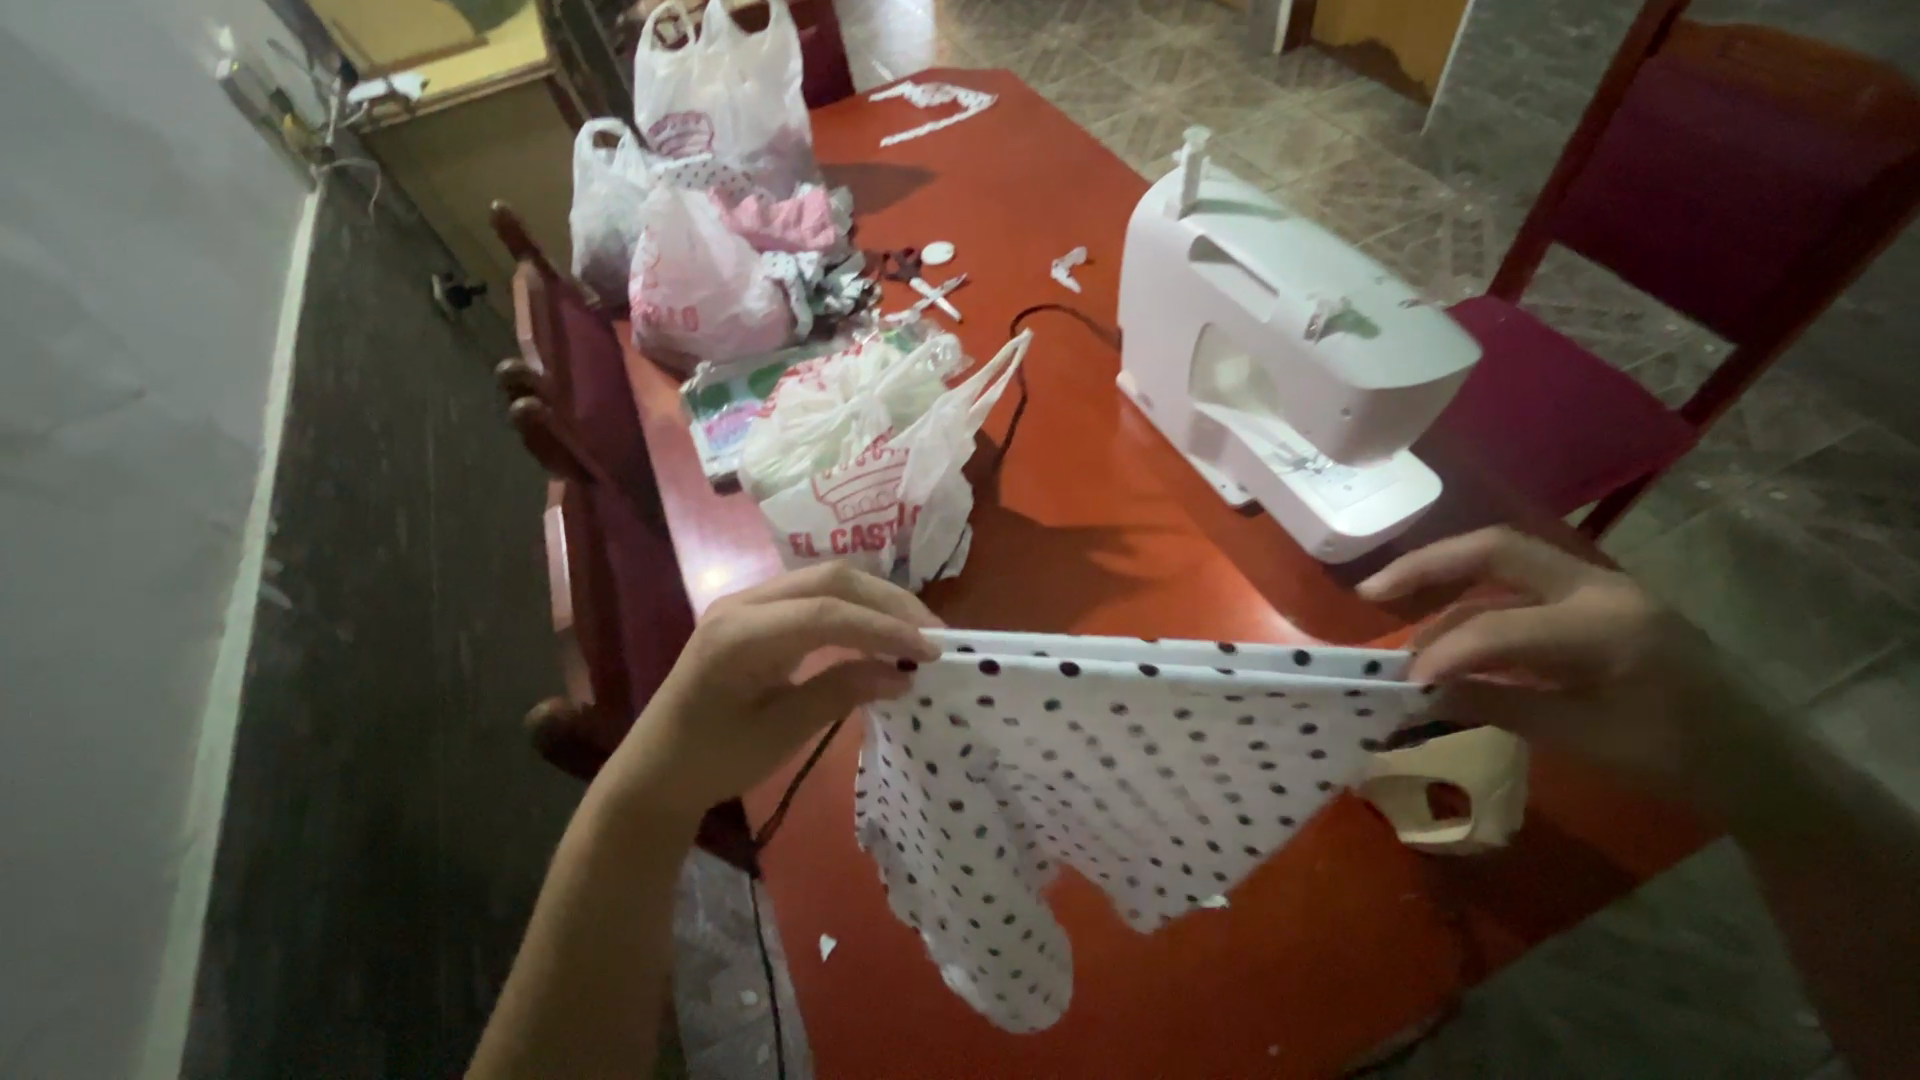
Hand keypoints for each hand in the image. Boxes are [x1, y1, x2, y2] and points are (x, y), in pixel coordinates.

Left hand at [599, 563, 941, 822]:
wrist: (657, 768)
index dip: (883, 627)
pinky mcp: (757, 613)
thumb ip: (840, 693)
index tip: (930, 651)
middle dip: (888, 603)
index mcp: (738, 635)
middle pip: (830, 580)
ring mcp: (748, 603)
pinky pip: (814, 596)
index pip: (825, 613)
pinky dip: (854, 609)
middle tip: (933, 634)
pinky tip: (879, 632)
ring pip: (825, 581)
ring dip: (875, 601)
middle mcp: (743, 603)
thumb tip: (903, 674)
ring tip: (916, 631)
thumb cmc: (713, 759)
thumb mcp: (780, 734)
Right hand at [1359, 527, 1771, 800]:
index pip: (1500, 627)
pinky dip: (1474, 604)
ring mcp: (1599, 588)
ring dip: (1446, 586)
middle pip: (1495, 550)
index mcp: (1607, 627)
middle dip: (1426, 566)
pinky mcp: (1593, 600)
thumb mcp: (1583, 740)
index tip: (1403, 683)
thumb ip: (1496, 707)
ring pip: (1504, 563)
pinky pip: (1520, 587)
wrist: (1759, 761)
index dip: (1443, 652)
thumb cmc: (1677, 759)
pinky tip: (1448, 636)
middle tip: (1371, 593)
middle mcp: (1601, 589)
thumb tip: (1419, 695)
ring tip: (1402, 626)